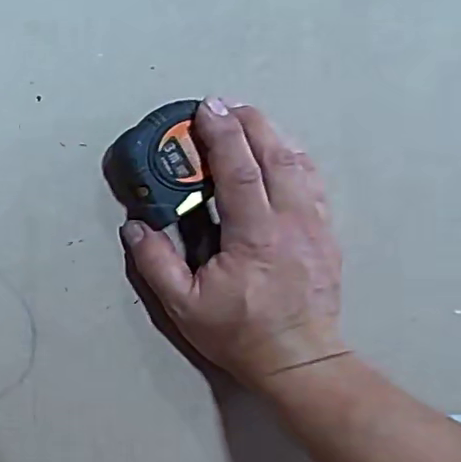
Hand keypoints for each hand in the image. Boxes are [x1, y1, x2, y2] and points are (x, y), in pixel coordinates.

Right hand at [120, 98, 347, 387]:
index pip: (238, 172)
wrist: (298, 357)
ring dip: (272, 136)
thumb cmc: (236, 332)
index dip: (221, 136)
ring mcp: (315, 225)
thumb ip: (156, 263)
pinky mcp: (326, 233)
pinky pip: (312, 182)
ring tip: (248, 120)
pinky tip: (279, 153)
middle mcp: (291, 221)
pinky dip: (293, 158)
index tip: (205, 110)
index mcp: (255, 235)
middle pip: (275, 156)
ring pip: (299, 164)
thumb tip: (135, 227)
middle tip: (224, 105)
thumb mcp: (182, 305)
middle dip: (249, 124)